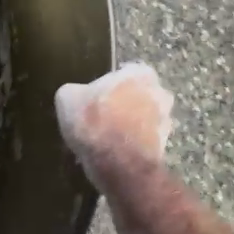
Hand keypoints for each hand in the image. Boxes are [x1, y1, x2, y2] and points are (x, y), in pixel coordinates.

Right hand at [55, 62, 174, 179]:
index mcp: (140, 75)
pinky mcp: (164, 148)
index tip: (98, 92)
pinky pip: (144, 141)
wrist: (117, 163)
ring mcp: (166, 123)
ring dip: (131, 125)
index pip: (129, 70)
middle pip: (141, 94)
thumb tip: (77, 94)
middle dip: (127, 102)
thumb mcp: (67, 97)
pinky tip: (113, 151)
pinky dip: (132, 144)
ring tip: (107, 135)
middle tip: (104, 113)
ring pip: (145, 118)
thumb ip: (76, 90)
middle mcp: (159, 94)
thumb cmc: (92, 121)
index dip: (113, 82)